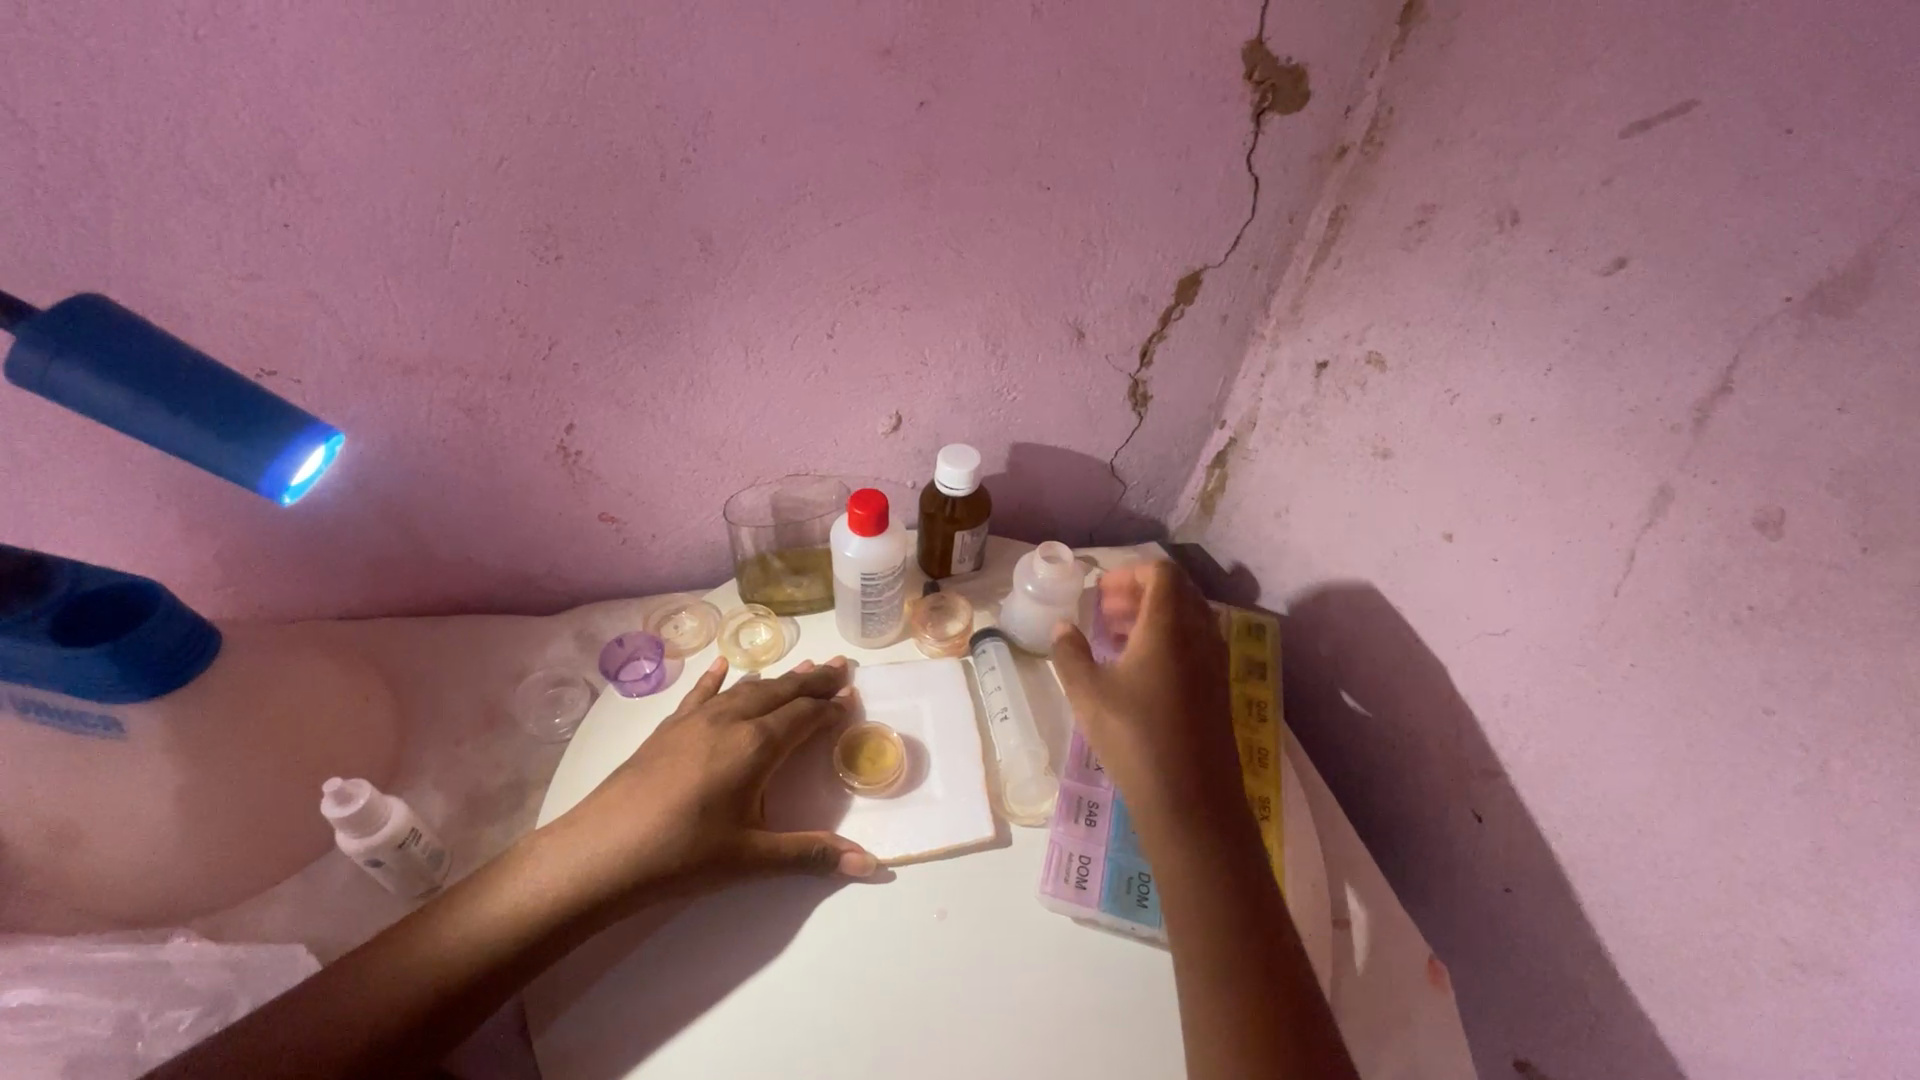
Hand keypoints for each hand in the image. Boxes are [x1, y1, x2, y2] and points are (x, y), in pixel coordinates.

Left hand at [543, 656, 879, 913]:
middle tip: (840, 666)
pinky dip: (717, 679)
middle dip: (813, 679)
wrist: (600, 852)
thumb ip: (811, 855)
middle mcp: (729, 721)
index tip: (852, 697)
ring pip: (745, 688)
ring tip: (801, 667)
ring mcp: (695, 721)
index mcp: (756, 746)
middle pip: (780, 691)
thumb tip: (871, 865)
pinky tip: (723, 666)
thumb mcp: (753, 859)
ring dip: (777, 678)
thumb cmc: (682, 855)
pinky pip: (700, 694)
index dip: (831, 707)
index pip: (804, 716)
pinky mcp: (667, 729)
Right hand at [1050, 561, 1241, 849]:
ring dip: (1155, 615)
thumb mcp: (1087, 693)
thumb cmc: (1134, 736)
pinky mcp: (1218, 689)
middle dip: (1139, 591)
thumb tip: (1062, 627)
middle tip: (1105, 610)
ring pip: (1189, 618)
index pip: (1161, 572)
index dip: (1129, 572)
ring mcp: (1215, 663)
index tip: (1100, 593)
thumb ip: (1070, 652)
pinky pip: (1196, 644)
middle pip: (1177, 591)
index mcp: (1169, 625)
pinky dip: (1169, 640)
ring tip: (1117, 636)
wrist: (1191, 799)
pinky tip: (1140, 669)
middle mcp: (1200, 635)